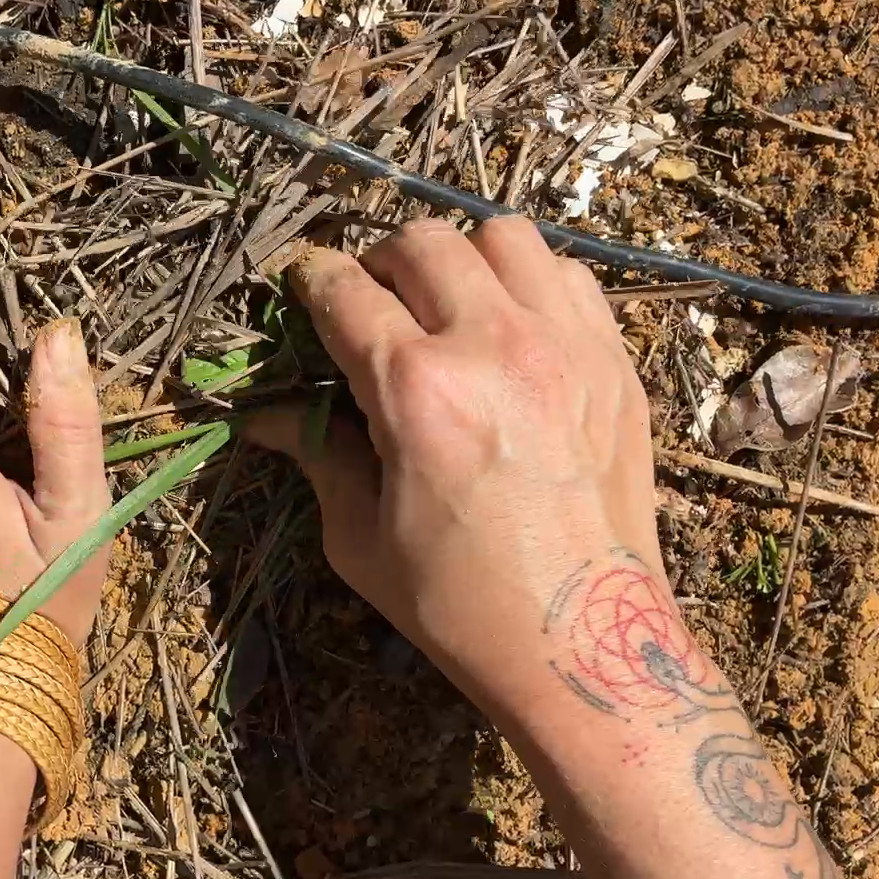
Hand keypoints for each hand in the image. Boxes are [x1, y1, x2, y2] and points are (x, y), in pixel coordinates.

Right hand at [245, 217, 658, 702]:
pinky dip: (524, 282)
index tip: (303, 285)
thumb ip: (315, 455)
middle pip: (421, 243)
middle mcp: (493, 345)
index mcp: (415, 391)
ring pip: (503, 236)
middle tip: (370, 305)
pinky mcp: (614, 362)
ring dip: (457, 259)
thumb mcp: (358, 536)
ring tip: (444, 306)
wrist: (585, 643)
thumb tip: (264, 417)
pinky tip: (508, 330)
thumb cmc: (455, 603)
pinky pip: (566, 275)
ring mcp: (566, 345)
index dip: (311, 280)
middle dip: (377, 262)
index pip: (345, 293)